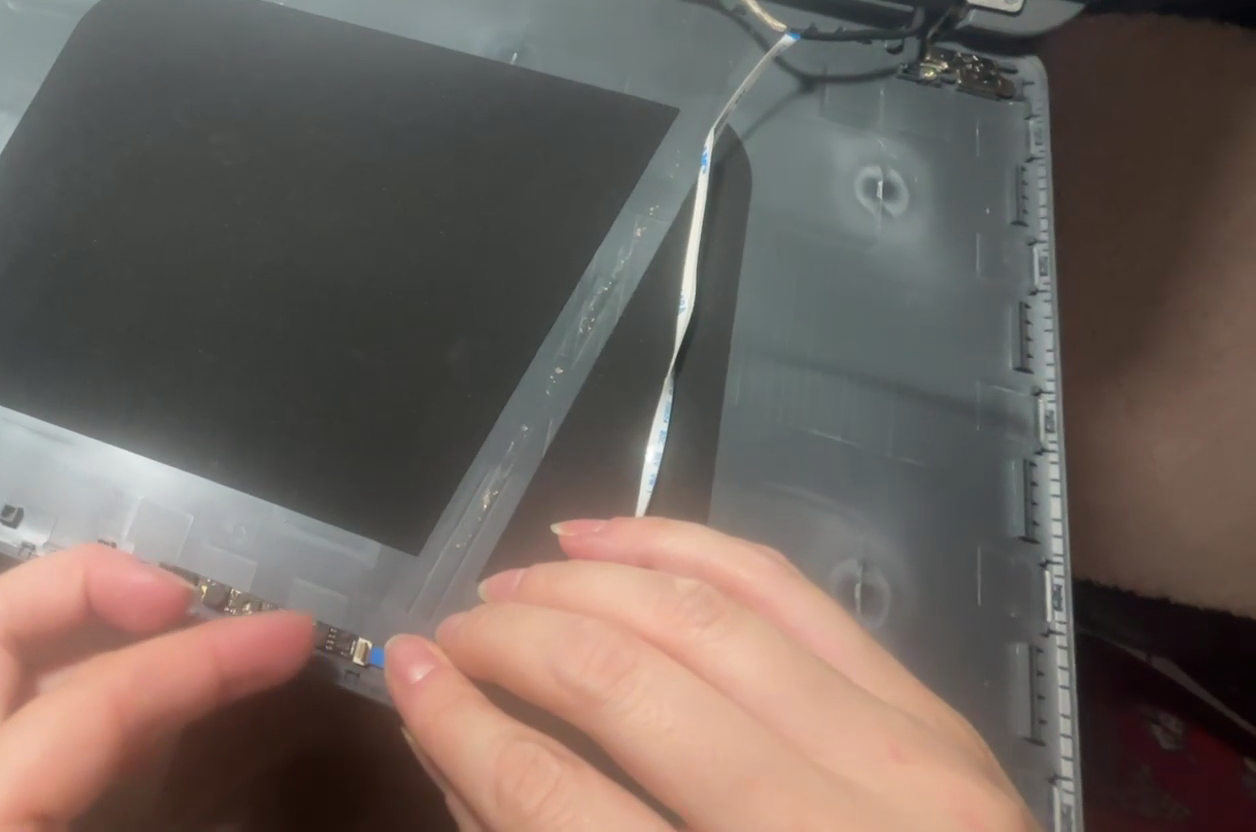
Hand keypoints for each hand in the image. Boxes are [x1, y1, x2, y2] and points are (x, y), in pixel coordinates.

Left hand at [0, 545, 313, 830]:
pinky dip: (79, 680)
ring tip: (174, 624)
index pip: (82, 707)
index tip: (289, 635)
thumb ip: (173, 813)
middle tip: (186, 599)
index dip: (200, 662)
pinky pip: (10, 719)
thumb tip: (257, 787)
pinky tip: (146, 706)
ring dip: (84, 620)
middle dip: (91, 584)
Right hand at [386, 518, 1036, 831]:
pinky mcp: (929, 712)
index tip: (404, 668)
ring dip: (571, 584)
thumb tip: (440, 726)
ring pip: (690, 612)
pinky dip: (668, 541)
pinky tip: (588, 536)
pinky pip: (773, 582)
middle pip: (620, 683)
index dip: (457, 722)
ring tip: (504, 584)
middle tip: (452, 634)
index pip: (551, 797)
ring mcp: (906, 764)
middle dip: (506, 642)